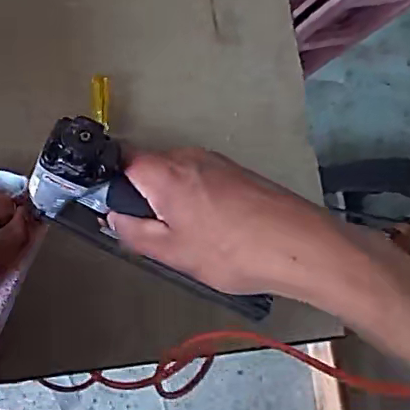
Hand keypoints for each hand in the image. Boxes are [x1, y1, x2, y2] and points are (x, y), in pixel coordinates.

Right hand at [106, 148, 363, 302]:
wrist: (298, 245)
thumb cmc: (233, 251)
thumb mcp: (171, 252)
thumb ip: (133, 232)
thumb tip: (114, 217)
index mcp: (165, 172)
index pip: (121, 159)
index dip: (111, 183)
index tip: (112, 207)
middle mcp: (189, 157)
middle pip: (150, 169)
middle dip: (145, 198)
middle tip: (154, 234)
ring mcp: (216, 162)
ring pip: (178, 177)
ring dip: (174, 202)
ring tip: (191, 239)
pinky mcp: (237, 173)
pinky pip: (203, 182)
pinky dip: (198, 202)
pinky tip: (215, 233)